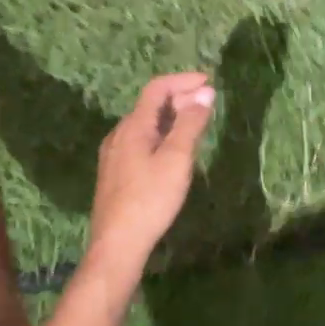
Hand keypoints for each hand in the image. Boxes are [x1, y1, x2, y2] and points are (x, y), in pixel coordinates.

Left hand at [89, 72, 215, 269]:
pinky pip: (141, 140)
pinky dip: (162, 134)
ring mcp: (114, 154)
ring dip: (172, 117)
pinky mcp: (116, 172)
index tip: (209, 82)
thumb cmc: (150, 198)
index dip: (183, 80)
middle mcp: (119, 135)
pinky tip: (175, 150)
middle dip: (180, 98)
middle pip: (150, 104)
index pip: (157, 88)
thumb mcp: (177, 158)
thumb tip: (205, 92)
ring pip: (146, 123)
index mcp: (132, 127)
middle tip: (208, 105)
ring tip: (197, 125)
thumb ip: (191, 122)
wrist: (117, 245)